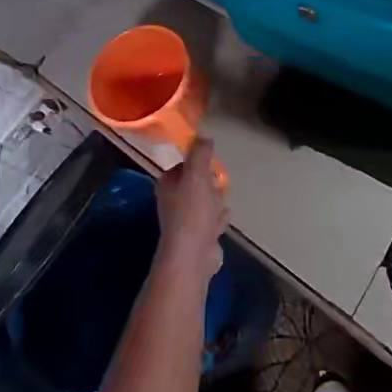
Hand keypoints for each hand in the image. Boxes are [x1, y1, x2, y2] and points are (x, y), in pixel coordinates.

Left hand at [156, 138, 227, 278]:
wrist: (193, 255)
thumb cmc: (192, 212)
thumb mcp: (196, 176)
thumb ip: (200, 154)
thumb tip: (204, 135)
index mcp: (168, 183)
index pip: (185, 165)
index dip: (199, 164)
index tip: (211, 166)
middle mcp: (173, 200)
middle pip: (196, 183)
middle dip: (209, 184)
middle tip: (217, 185)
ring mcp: (185, 219)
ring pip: (205, 202)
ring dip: (215, 201)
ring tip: (220, 204)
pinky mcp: (198, 235)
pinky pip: (211, 220)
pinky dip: (218, 218)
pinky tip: (224, 218)